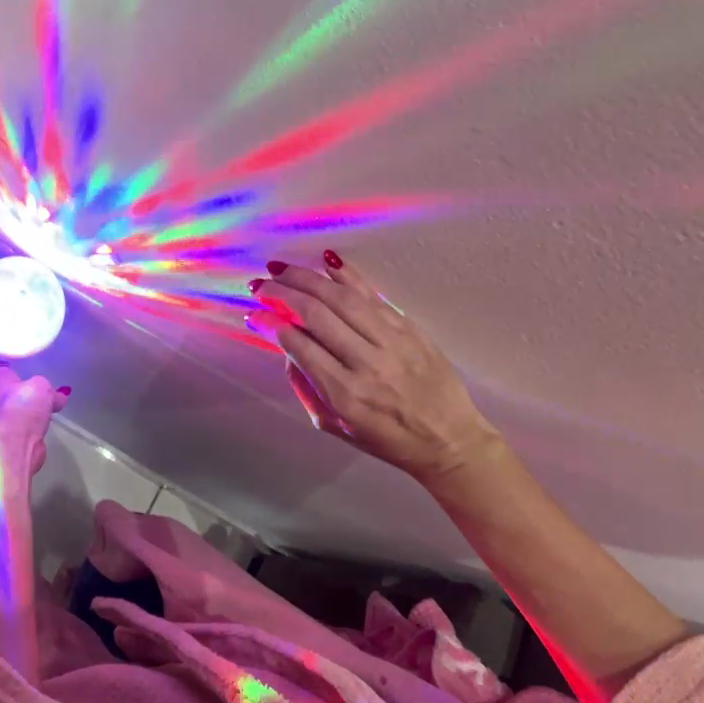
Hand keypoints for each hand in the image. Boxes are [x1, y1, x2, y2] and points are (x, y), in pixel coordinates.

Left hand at [0, 363, 68, 474]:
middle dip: (28, 380)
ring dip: (39, 399)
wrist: (15, 445)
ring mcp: (10, 415)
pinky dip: (44, 414)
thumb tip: (60, 396)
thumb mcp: (40, 386)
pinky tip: (57, 411)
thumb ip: (49, 388)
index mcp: (0, 378)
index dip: (2, 352)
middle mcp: (1, 395)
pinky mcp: (20, 432)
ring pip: (26, 401)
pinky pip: (34, 417)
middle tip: (44, 369)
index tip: (5, 344)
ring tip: (58, 392)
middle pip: (16, 383)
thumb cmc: (21, 407)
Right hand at [246, 252, 500, 482]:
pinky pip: (373, 295)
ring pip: (342, 298)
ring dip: (307, 278)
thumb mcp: (335, 426)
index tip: (254, 314)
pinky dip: (348, 275)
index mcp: (345, 393)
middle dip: (281, 293)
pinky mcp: (410, 328)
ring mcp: (392, 341)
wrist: (449, 440)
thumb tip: (288, 348)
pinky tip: (326, 262)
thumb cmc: (387, 440)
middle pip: (316, 314)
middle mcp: (367, 363)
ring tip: (282, 268)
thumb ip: (306, 388)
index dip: (271, 323)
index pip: (298, 344)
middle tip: (259, 285)